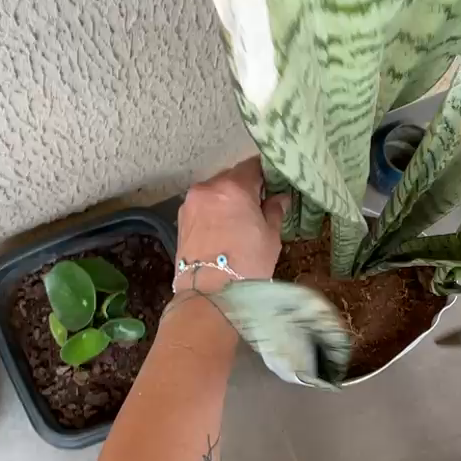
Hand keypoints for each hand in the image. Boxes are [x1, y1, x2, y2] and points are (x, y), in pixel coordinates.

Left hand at [176, 158, 287, 287]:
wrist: (210, 294)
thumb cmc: (246, 266)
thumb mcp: (270, 237)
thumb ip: (274, 211)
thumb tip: (279, 198)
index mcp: (234, 187)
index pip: (253, 166)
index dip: (266, 174)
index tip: (273, 185)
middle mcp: (208, 188)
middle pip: (231, 177)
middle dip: (245, 189)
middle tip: (258, 207)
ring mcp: (191, 203)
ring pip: (215, 192)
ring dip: (227, 201)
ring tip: (238, 223)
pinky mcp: (181, 220)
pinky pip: (202, 207)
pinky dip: (213, 213)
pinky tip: (222, 232)